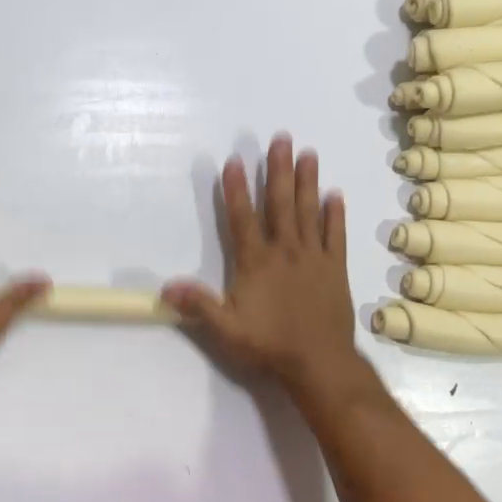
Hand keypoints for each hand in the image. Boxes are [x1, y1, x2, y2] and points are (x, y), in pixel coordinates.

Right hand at [163, 133, 368, 398]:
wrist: (320, 363)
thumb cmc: (268, 345)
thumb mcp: (226, 329)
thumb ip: (198, 305)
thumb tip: (165, 288)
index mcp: (256, 263)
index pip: (243, 219)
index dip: (237, 190)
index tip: (234, 161)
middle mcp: (286, 252)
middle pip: (280, 205)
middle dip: (277, 171)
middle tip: (280, 139)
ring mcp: (314, 258)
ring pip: (309, 212)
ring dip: (307, 182)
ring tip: (307, 153)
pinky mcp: (336, 270)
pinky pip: (336, 236)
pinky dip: (335, 215)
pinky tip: (335, 195)